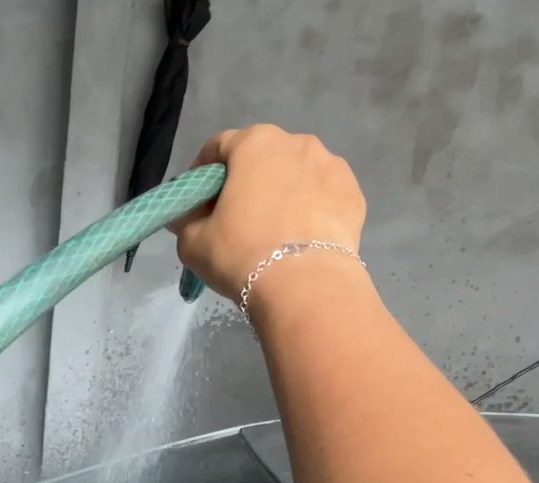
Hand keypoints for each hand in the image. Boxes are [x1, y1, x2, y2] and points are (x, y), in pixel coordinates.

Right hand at [170, 126, 366, 301]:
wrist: (304, 284)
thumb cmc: (241, 254)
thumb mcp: (193, 244)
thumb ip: (186, 223)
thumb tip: (188, 219)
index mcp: (254, 144)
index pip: (218, 146)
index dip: (202, 172)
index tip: (197, 200)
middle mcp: (296, 142)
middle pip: (261, 157)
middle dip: (246, 181)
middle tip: (234, 217)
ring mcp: (331, 165)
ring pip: (296, 174)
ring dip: (281, 192)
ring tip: (272, 229)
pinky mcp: (353, 193)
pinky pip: (322, 196)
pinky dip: (309, 209)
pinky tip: (299, 238)